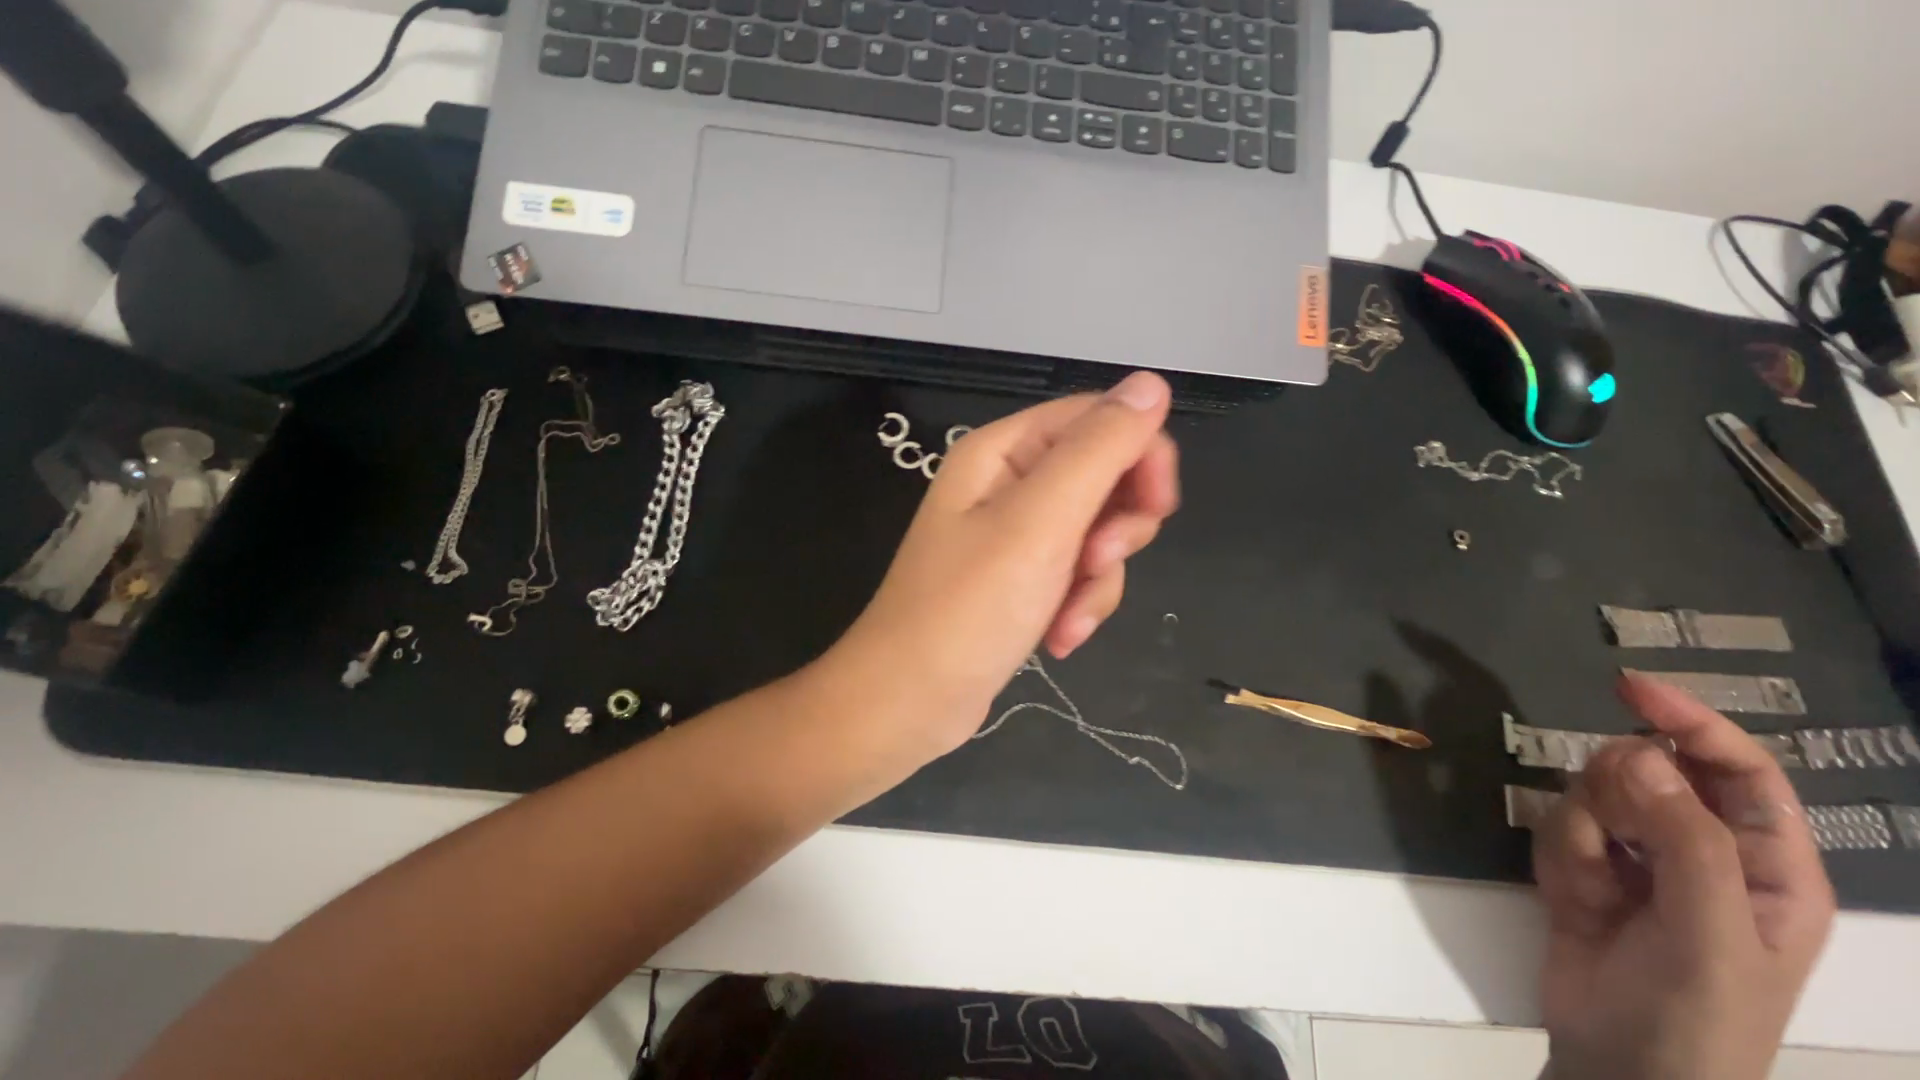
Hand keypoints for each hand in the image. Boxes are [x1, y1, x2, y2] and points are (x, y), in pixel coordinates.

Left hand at [831, 372, 1179, 758]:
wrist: (909, 702)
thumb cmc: (967, 609)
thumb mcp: (1039, 522)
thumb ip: (1099, 450)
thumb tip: (1152, 383)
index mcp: (1005, 450)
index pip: (1101, 419)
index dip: (1141, 455)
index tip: (1156, 508)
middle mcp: (1010, 482)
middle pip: (1106, 477)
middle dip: (1117, 528)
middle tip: (1095, 563)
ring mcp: (1016, 535)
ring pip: (1101, 534)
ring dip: (1098, 580)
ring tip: (1067, 618)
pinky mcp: (1023, 580)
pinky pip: (1078, 575)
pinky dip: (1079, 606)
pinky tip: (1059, 638)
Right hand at [1533, 673, 1835, 1079]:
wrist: (1619, 1073)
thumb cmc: (1695, 1015)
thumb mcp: (1711, 933)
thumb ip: (1683, 840)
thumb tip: (1631, 753)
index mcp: (1768, 865)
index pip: (1740, 769)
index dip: (1693, 722)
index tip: (1629, 688)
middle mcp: (1704, 852)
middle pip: (1652, 771)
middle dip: (1620, 793)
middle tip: (1614, 836)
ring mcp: (1640, 862)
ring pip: (1595, 794)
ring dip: (1584, 834)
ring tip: (1595, 889)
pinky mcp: (1585, 872)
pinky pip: (1558, 828)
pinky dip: (1559, 858)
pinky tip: (1574, 901)